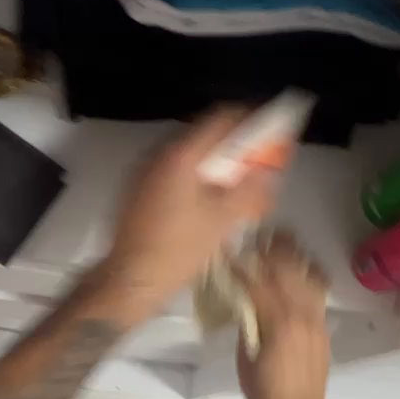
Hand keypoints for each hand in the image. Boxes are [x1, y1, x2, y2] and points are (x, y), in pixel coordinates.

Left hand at [99, 108, 281, 310]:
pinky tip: (203, 205)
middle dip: (232, 149)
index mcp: (181, 155)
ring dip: (211, 167)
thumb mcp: (222, 221)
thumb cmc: (177, 251)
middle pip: (202, 138)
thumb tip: (267, 173)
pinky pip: (170, 175)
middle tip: (253, 165)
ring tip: (231, 189)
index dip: (249, 121)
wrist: (131, 279)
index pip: (221, 118)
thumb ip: (250, 191)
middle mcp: (158, 156)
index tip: (268, 132)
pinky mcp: (135, 193)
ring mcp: (143, 174)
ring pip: (186, 158)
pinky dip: (191, 180)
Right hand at [237, 231, 330, 398]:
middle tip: (258, 237)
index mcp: (278, 323)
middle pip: (288, 270)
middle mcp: (302, 315)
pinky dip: (307, 277)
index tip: (228, 253)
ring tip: (281, 244)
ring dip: (293, 258)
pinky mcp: (322, 328)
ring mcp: (316, 320)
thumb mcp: (245, 359)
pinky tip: (297, 272)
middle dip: (272, 250)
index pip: (257, 283)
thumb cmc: (264, 395)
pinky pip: (318, 293)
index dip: (241, 266)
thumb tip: (245, 304)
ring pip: (308, 276)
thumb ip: (247, 327)